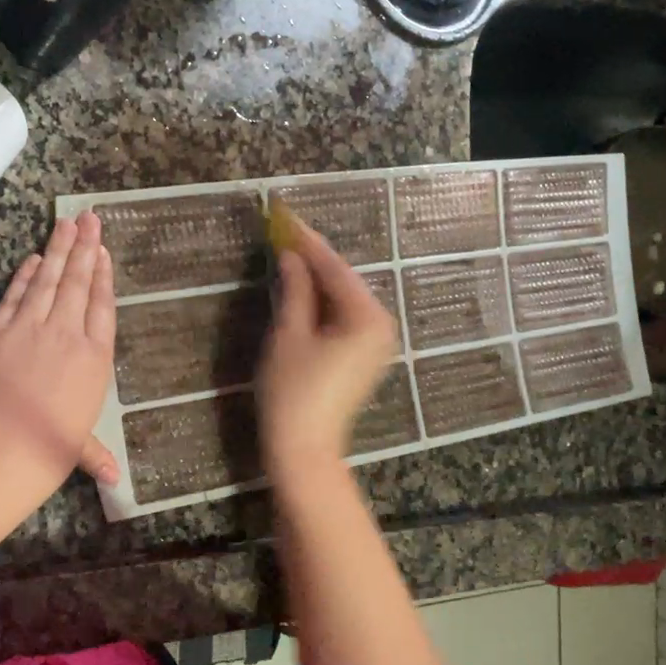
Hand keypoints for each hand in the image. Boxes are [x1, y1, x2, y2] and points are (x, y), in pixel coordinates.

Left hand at [0, 210, 119, 488]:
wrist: (5, 444)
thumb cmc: (50, 449)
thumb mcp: (80, 447)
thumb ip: (95, 453)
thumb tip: (114, 478)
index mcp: (95, 358)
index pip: (101, 305)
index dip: (102, 275)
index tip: (103, 250)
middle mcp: (67, 334)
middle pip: (77, 282)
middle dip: (84, 247)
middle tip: (89, 217)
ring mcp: (30, 327)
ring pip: (48, 280)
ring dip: (58, 249)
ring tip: (66, 222)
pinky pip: (14, 296)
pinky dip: (24, 275)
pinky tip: (33, 258)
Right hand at [257, 216, 399, 476]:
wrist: (303, 448)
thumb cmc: (292, 392)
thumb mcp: (288, 336)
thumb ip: (294, 291)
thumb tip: (292, 256)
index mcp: (367, 317)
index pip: (335, 268)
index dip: (307, 242)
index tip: (286, 216)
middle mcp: (381, 325)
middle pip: (343, 281)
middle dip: (313, 259)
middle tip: (284, 232)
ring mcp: (376, 344)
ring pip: (343, 299)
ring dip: (316, 280)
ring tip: (287, 255)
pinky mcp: (363, 358)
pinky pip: (343, 318)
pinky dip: (321, 304)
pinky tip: (300, 291)